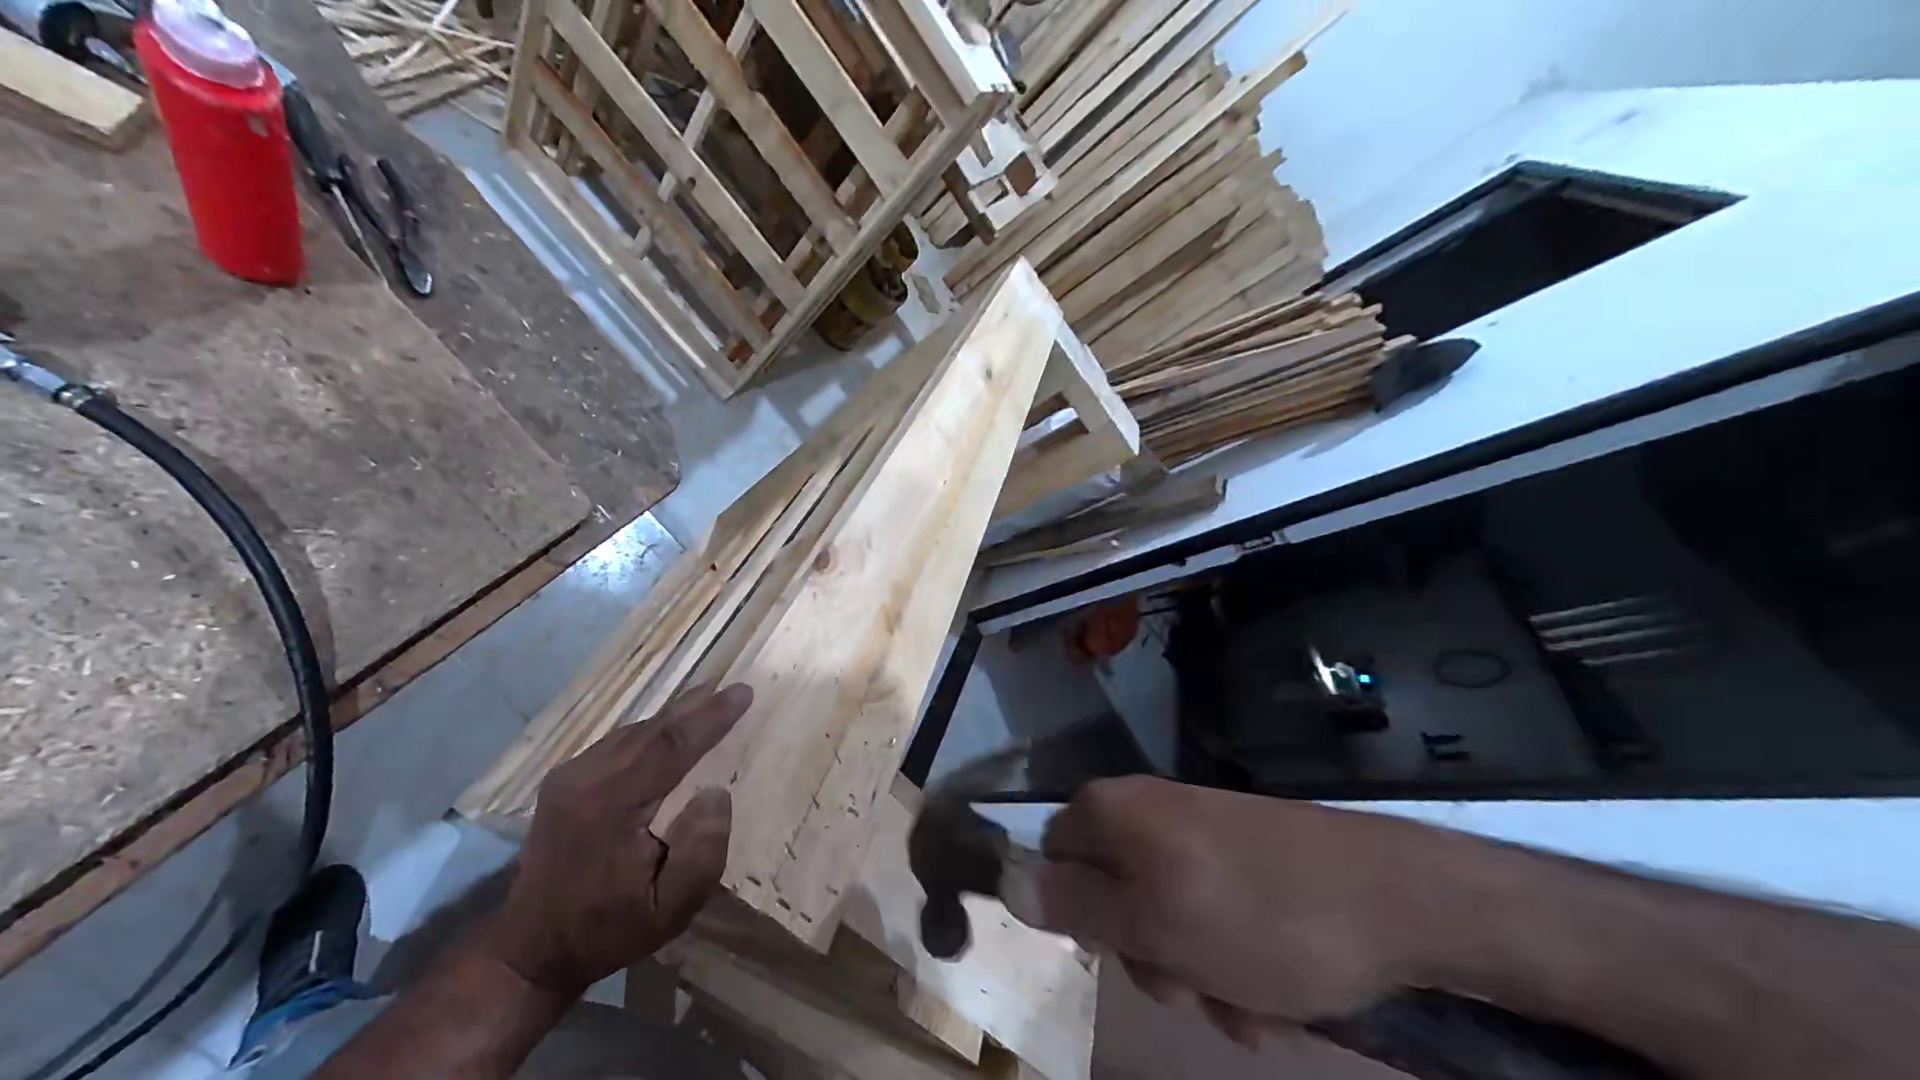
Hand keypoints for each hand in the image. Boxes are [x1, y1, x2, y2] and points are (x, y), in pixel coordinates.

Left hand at [477, 683, 751, 997]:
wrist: (530, 950)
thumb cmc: (608, 930)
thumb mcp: (671, 910)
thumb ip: (703, 852)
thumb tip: (715, 792)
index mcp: (610, 805)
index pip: (670, 744)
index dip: (710, 717)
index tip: (743, 694)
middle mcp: (585, 779)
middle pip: (651, 728)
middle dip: (696, 706)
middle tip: (732, 688)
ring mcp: (569, 777)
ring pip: (633, 730)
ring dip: (674, 715)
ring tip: (708, 699)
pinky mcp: (564, 781)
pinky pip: (618, 741)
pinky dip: (651, 730)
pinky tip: (668, 729)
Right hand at [1024, 776, 1476, 1045]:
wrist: (1397, 901)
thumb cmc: (1259, 915)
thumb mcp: (1152, 922)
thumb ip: (1074, 902)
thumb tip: (1006, 877)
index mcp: (1116, 812)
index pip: (1053, 859)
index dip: (1078, 914)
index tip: (1121, 949)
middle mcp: (1150, 814)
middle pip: (1110, 897)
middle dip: (1147, 958)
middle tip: (1190, 984)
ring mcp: (1198, 837)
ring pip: (1163, 922)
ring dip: (1195, 974)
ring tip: (1245, 1002)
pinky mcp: (1241, 862)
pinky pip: (1210, 921)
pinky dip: (1230, 964)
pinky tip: (1270, 995)